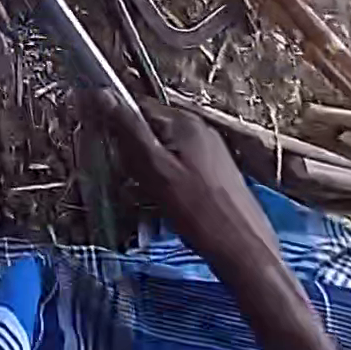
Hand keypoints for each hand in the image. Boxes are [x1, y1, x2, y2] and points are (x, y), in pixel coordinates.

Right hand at [93, 94, 277, 256]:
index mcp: (183, 121)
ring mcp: (212, 149)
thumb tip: (102, 92)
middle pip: (150, 124)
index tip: (103, 141)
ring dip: (149, 161)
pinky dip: (167, 172)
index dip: (114, 120)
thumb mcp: (154, 167)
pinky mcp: (219, 170)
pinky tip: (168, 197)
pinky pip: (180, 159)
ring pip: (164, 144)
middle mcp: (200, 127)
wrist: (248, 257)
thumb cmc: (197, 212)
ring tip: (147, 189)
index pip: (135, 104)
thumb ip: (128, 127)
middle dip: (133, 144)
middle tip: (129, 173)